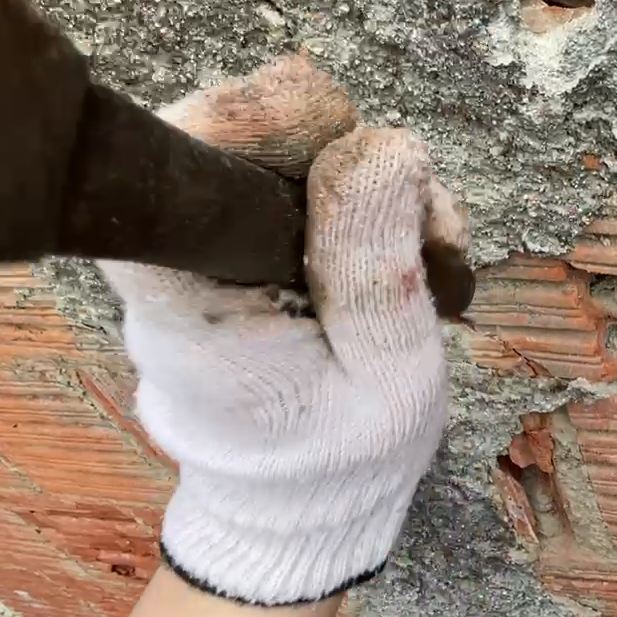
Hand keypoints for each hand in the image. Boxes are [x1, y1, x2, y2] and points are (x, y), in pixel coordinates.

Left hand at [99, 56, 468, 605]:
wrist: (312, 498)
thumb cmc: (346, 455)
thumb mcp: (388, 377)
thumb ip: (377, 272)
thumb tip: (384, 144)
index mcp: (192, 295)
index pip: (181, 154)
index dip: (263, 118)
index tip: (352, 144)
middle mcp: (187, 258)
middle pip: (255, 140)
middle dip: (358, 166)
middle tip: (429, 234)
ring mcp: (219, 251)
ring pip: (299, 160)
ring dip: (385, 194)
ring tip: (435, 264)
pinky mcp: (254, 251)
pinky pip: (315, 191)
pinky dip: (378, 211)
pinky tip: (417, 259)